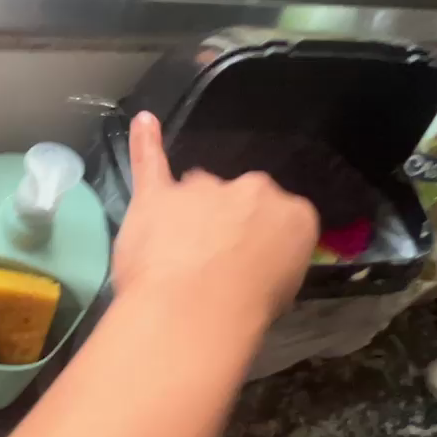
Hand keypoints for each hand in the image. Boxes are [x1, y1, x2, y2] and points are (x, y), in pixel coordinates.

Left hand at [112, 111, 319, 342]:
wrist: (193, 309)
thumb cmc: (243, 312)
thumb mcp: (281, 292)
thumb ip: (268, 264)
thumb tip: (254, 265)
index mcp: (293, 215)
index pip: (277, 220)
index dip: (255, 246)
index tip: (244, 267)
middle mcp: (251, 191)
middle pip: (233, 202)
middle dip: (220, 228)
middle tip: (205, 266)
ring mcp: (201, 189)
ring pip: (193, 193)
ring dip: (184, 216)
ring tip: (172, 253)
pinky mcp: (157, 196)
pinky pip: (151, 161)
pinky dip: (145, 143)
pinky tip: (143, 124)